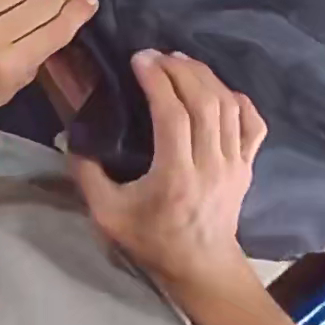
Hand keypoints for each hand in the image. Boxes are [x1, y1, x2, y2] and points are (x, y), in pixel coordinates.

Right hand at [72, 50, 268, 302]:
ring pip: (228, 105)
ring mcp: (236, 163)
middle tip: (156, 55)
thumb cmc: (152, 241)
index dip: (157, 81)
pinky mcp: (248, 164)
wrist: (203, 269)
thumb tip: (71, 136)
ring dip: (204, 76)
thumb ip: (87, 174)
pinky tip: (217, 88)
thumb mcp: (108, 215)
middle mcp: (212, 164)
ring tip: (179, 61)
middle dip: (179, 69)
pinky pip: (252, 122)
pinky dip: (237, 98)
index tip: (140, 59)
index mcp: (176, 176)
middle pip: (204, 101)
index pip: (173, 114)